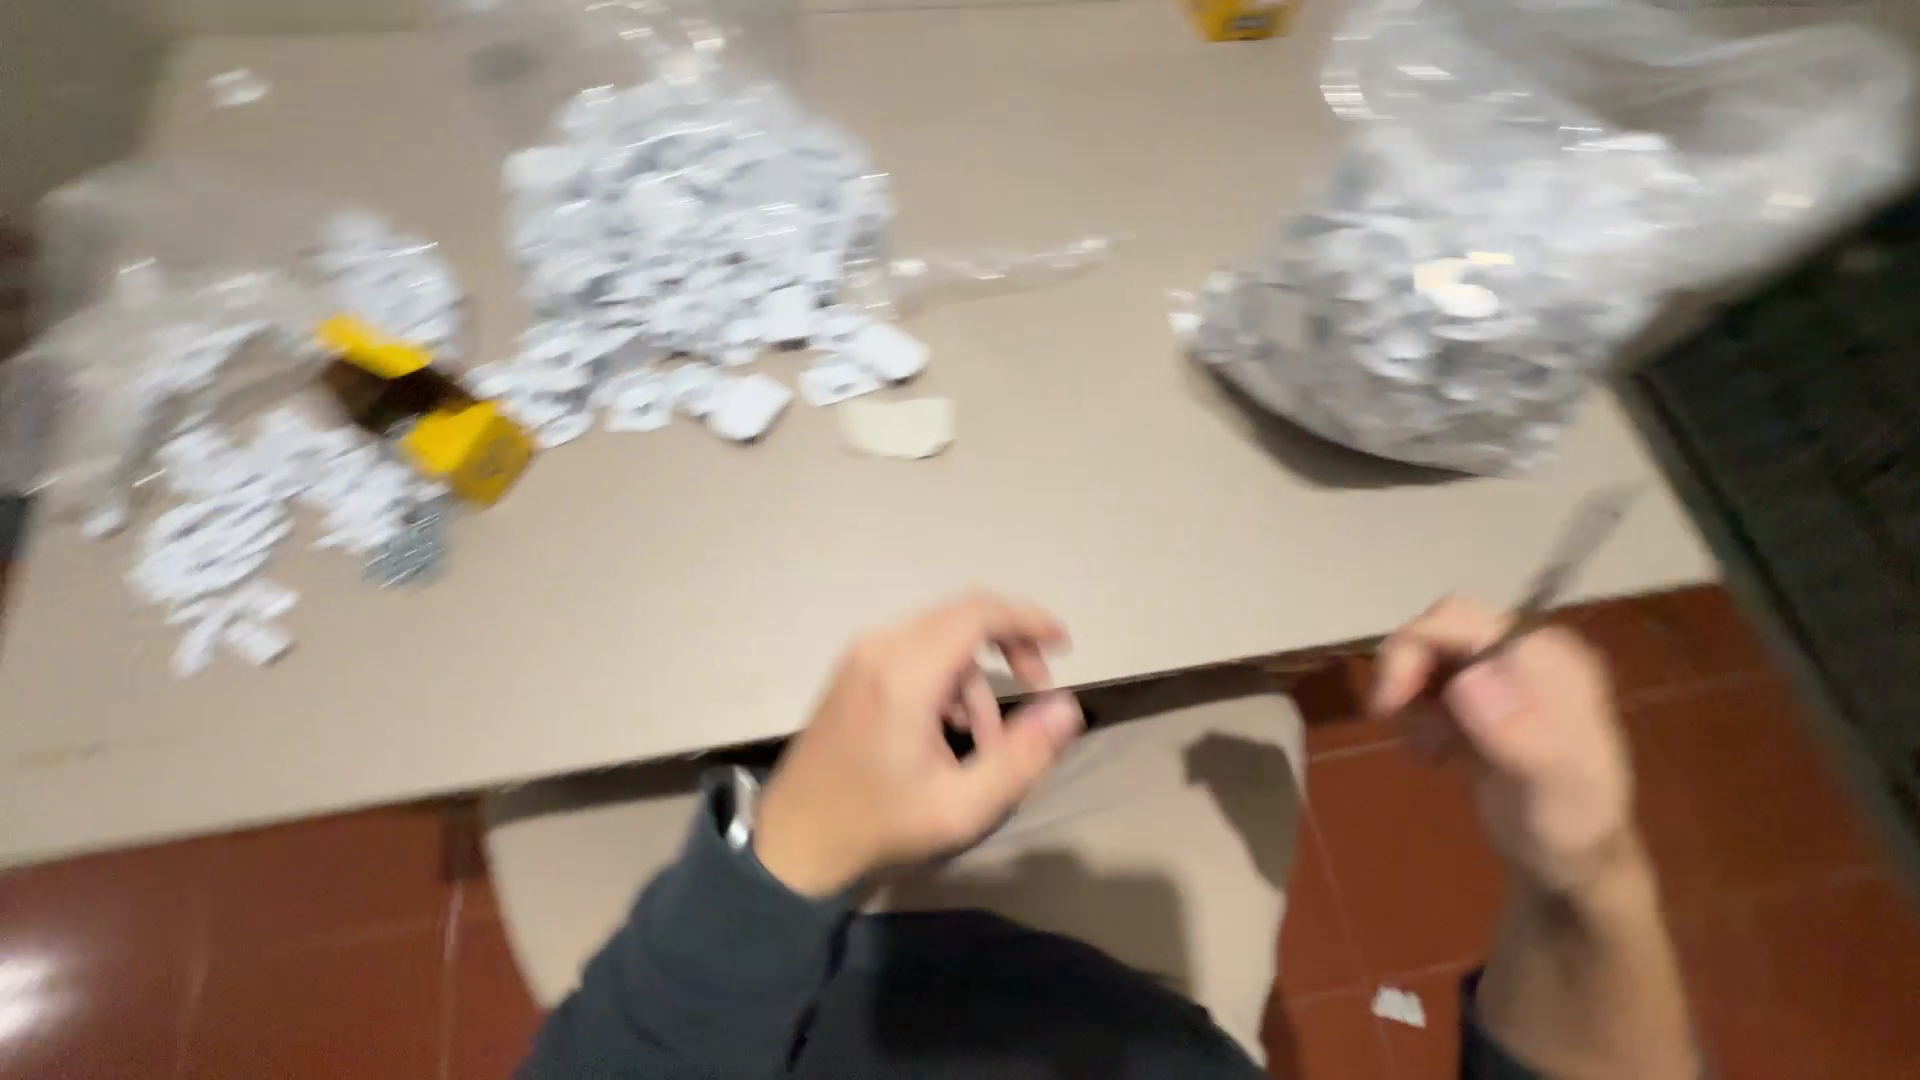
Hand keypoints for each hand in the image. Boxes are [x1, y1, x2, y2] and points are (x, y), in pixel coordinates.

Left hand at [753, 592, 1084, 896]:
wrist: (793, 842)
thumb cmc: (880, 825)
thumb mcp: (963, 806)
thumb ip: (1022, 756)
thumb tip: (1067, 707)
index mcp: (905, 673)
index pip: (978, 614)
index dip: (1027, 620)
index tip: (1064, 644)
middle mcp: (881, 647)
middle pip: (962, 617)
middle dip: (1008, 648)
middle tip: (1037, 690)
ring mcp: (861, 655)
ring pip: (941, 638)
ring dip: (974, 680)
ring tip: (982, 744)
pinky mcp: (853, 669)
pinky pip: (915, 651)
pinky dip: (945, 680)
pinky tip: (946, 731)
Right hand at [1370, 596, 1638, 897]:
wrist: (1569, 863)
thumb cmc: (1565, 827)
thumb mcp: (1549, 790)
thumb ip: (1516, 734)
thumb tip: (1467, 680)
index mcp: (1548, 657)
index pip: (1459, 617)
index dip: (1412, 647)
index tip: (1389, 701)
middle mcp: (1524, 651)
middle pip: (1434, 630)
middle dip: (1404, 673)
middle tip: (1390, 718)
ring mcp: (1500, 673)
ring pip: (1423, 656)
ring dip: (1408, 698)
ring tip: (1427, 748)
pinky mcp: (1479, 695)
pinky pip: (1425, 681)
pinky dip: (1414, 712)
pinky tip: (1434, 749)